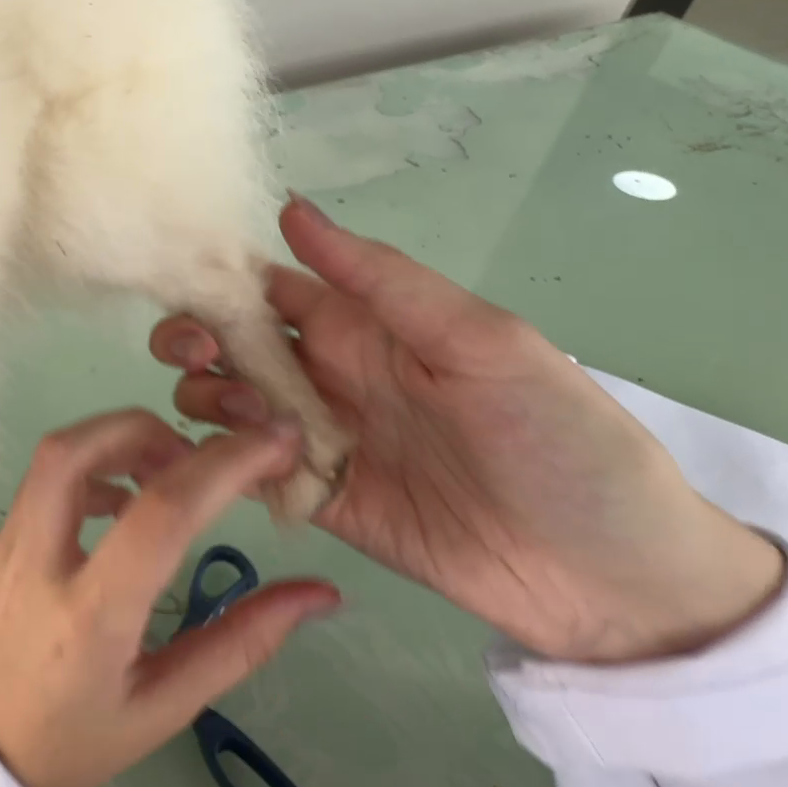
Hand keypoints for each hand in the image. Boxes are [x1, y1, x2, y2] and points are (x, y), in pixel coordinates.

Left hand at [0, 410, 339, 786]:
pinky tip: (118, 508)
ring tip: (165, 479)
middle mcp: (35, 563)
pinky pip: (38, 487)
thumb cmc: (73, 739)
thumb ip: (240, 643)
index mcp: (89, 615)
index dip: (222, 466)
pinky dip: (85, 473)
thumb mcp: (165, 707)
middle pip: (72, 451)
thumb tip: (319, 593)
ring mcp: (2, 547)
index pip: (157, 514)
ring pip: (49, 459)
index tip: (272, 443)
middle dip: (143, 429)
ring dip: (112, 445)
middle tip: (196, 455)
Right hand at [153, 196, 787, 664]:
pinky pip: (235, 467)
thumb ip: (384, 282)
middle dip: (189, 340)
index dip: (215, 281)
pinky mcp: (301, 496)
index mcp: (357, 329)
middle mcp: (318, 375)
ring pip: (215, 401)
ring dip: (209, 399)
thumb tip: (291, 210)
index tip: (185, 288)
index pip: (262, 288)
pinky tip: (236, 464)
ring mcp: (305, 438)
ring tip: (255, 424)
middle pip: (220, 343)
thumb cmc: (556, 440)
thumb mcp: (484, 343)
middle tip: (203, 360)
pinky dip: (216, 460)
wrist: (602, 577)